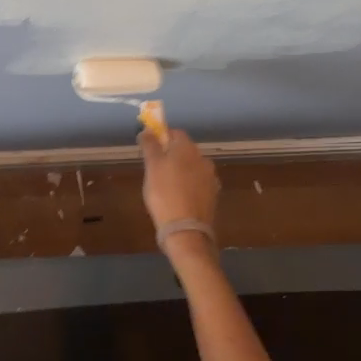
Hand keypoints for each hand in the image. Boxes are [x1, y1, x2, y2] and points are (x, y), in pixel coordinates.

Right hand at [140, 128, 219, 253]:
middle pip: (184, 149)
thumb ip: (149, 145)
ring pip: (192, 166)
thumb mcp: (151, 166)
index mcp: (188, 148)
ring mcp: (210, 178)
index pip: (175, 132)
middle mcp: (203, 159)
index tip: (149, 148)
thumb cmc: (164, 193)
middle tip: (154, 167)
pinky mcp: (213, 195)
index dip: (161, 136)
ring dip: (180, 170)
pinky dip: (188, 185)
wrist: (186, 230)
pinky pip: (197, 183)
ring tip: (165, 184)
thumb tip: (147, 130)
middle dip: (170, 154)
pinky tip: (178, 196)